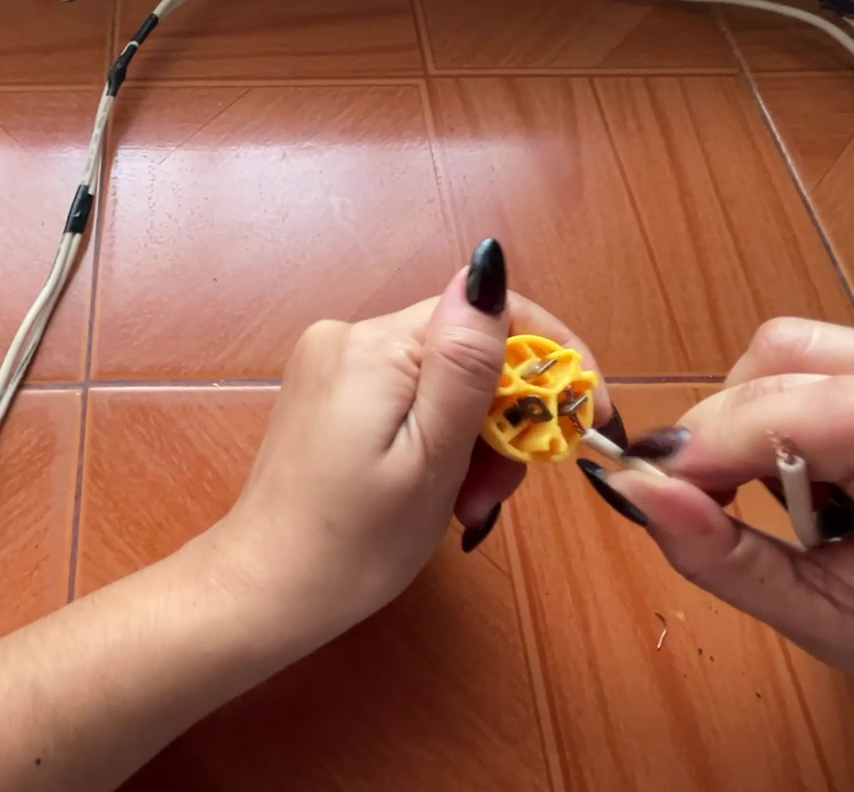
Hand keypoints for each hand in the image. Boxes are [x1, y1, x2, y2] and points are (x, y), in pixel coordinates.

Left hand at [200, 239, 613, 645]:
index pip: (485, 311)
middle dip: (501, 416)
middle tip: (496, 491)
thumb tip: (484, 268)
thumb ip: (464, 363)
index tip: (585, 418)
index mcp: (374, 345)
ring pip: (437, 377)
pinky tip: (430, 483)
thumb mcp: (431, 456)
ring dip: (469, 435)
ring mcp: (329, 362)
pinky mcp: (323, 389)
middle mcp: (346, 336)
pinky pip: (402, 392)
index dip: (548, 357)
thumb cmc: (356, 540)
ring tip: (463, 502)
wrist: (268, 585)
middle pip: (461, 350)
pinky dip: (432, 433)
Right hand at [604, 318, 853, 788]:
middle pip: (808, 365)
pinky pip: (838, 352)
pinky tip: (822, 461)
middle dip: (725, 422)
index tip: (672, 472)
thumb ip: (723, 556)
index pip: (853, 417)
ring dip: (754, 406)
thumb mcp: (831, 633)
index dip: (735, 426)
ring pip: (810, 346)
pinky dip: (789, 400)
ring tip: (781, 482)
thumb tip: (632, 483)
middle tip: (711, 490)